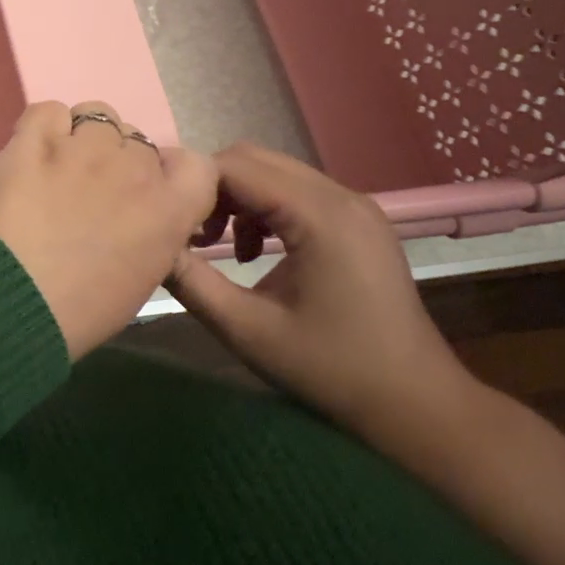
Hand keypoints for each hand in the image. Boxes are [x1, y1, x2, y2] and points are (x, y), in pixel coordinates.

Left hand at [0, 101, 216, 358]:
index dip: (167, 172)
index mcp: (168, 211)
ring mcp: (82, 150)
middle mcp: (133, 170)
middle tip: (84, 190)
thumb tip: (136, 219)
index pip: (195, 164)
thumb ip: (150, 236)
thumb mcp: (139, 280)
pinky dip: (43, 125)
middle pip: (135, 141)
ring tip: (55, 168)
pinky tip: (29, 150)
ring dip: (81, 137)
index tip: (142, 190)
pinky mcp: (32, 141)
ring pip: (95, 116)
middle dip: (116, 161)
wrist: (7, 300)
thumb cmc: (76, 311)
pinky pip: (48, 111)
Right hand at [167, 142, 564, 564]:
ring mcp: (355, 207)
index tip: (166, 225)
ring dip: (232, 197)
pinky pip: (294, 191)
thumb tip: (148, 244)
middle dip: (208, 188)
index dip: (189, 186)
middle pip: (251, 159)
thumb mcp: (244, 328)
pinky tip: (251, 252)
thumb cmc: (329, 368)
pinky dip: (259, 207)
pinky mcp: (358, 222)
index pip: (233, 167)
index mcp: (320, 217)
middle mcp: (341, 198)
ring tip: (213, 245)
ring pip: (271, 171)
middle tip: (186, 234)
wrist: (417, 405)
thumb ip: (190, 280)